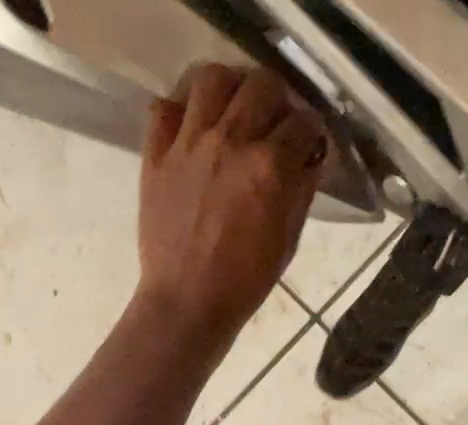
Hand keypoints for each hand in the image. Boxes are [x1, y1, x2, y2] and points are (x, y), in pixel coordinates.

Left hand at [137, 64, 328, 336]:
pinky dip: (179, 109)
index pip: (304, 122)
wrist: (188, 302)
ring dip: (229, 87)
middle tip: (274, 123)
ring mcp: (188, 144)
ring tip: (233, 109)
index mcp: (270, 167)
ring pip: (211, 78)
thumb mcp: (289, 238)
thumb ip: (302, 189)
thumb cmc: (246, 280)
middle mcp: (230, 142)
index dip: (311, 131)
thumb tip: (310, 156)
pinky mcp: (155, 155)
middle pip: (262, 84)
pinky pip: (163, 106)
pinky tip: (192, 127)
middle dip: (277, 100)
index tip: (308, 143)